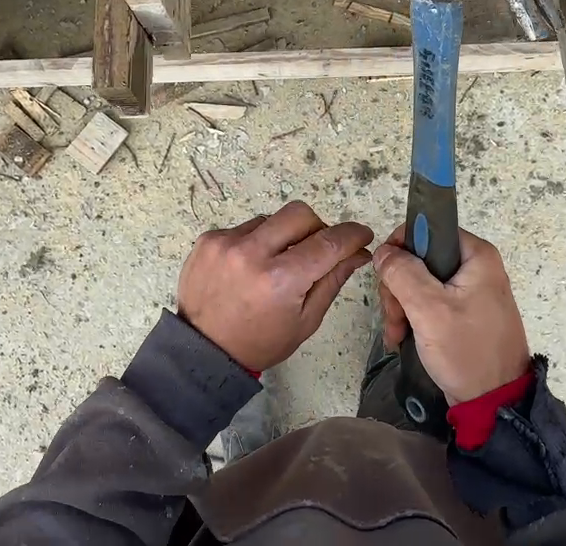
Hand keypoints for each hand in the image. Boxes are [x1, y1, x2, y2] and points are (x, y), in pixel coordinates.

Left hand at [176, 202, 374, 372]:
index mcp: (281, 279)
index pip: (328, 242)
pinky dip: (255, 242)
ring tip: (275, 264)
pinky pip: (245, 227)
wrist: (202, 350)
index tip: (362, 234)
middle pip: (300, 214)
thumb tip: (358, 252)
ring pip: (271, 219)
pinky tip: (250, 267)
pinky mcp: (208, 238)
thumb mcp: (305, 320)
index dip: (351, 234)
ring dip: (282, 235)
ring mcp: (226, 242)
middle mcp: (252, 252)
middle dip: (317, 227)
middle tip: (317, 248)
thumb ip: (333, 280)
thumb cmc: (260, 341)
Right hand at [374, 226, 530, 402]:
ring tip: (396, 332)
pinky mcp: (464, 313)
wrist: (494, 406)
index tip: (387, 278)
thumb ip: (402, 273)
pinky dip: (412, 317)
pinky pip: (429, 302)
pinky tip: (402, 337)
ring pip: (419, 282)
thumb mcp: (429, 309)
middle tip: (394, 315)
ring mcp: (470, 291)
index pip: (426, 230)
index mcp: (475, 255)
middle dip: (398, 287)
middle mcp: (475, 266)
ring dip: (400, 306)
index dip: (400, 249)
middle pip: (419, 258)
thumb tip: (383, 251)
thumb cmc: (467, 351)